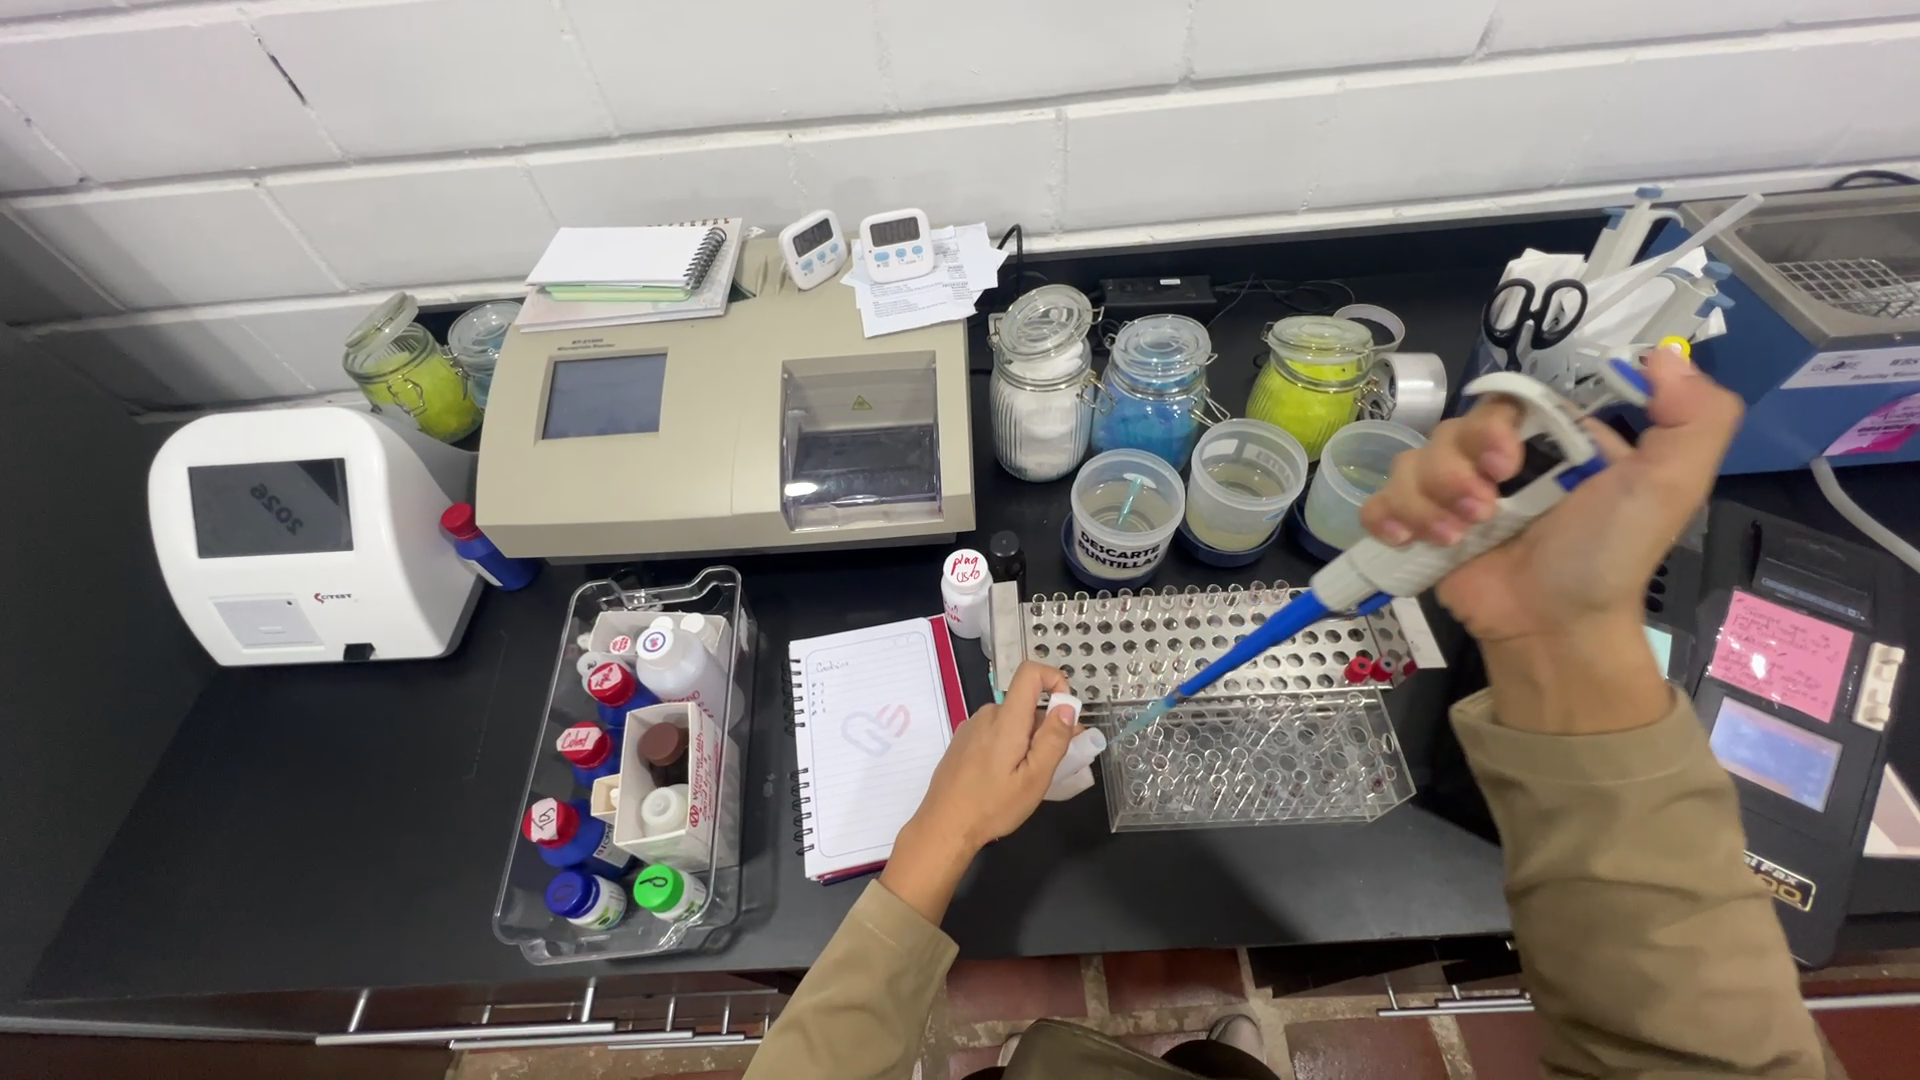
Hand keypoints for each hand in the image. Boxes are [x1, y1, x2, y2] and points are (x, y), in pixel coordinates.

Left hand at [879, 662, 1080, 921]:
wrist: (944, 825)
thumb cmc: (993, 805)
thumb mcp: (1034, 778)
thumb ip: (1053, 739)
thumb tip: (1067, 707)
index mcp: (1006, 719)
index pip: (1030, 672)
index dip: (1054, 680)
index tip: (1065, 712)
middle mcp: (987, 714)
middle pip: (1025, 704)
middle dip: (1045, 726)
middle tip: (1052, 763)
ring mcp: (972, 726)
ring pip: (1011, 720)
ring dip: (1026, 739)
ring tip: (1025, 777)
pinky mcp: (963, 740)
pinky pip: (995, 731)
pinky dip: (1008, 745)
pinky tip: (1003, 778)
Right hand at [1358, 344, 1742, 730]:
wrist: (1549, 625)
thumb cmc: (1605, 556)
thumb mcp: (1669, 485)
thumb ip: (1693, 417)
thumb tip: (1661, 355)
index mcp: (1546, 443)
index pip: (1499, 404)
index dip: (1490, 428)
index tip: (1505, 464)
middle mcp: (1492, 463)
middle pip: (1444, 433)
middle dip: (1453, 474)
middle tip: (1483, 511)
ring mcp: (1447, 496)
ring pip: (1407, 466)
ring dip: (1425, 504)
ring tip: (1455, 538)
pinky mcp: (1414, 527)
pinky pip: (1377, 502)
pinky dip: (1386, 519)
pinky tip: (1409, 541)